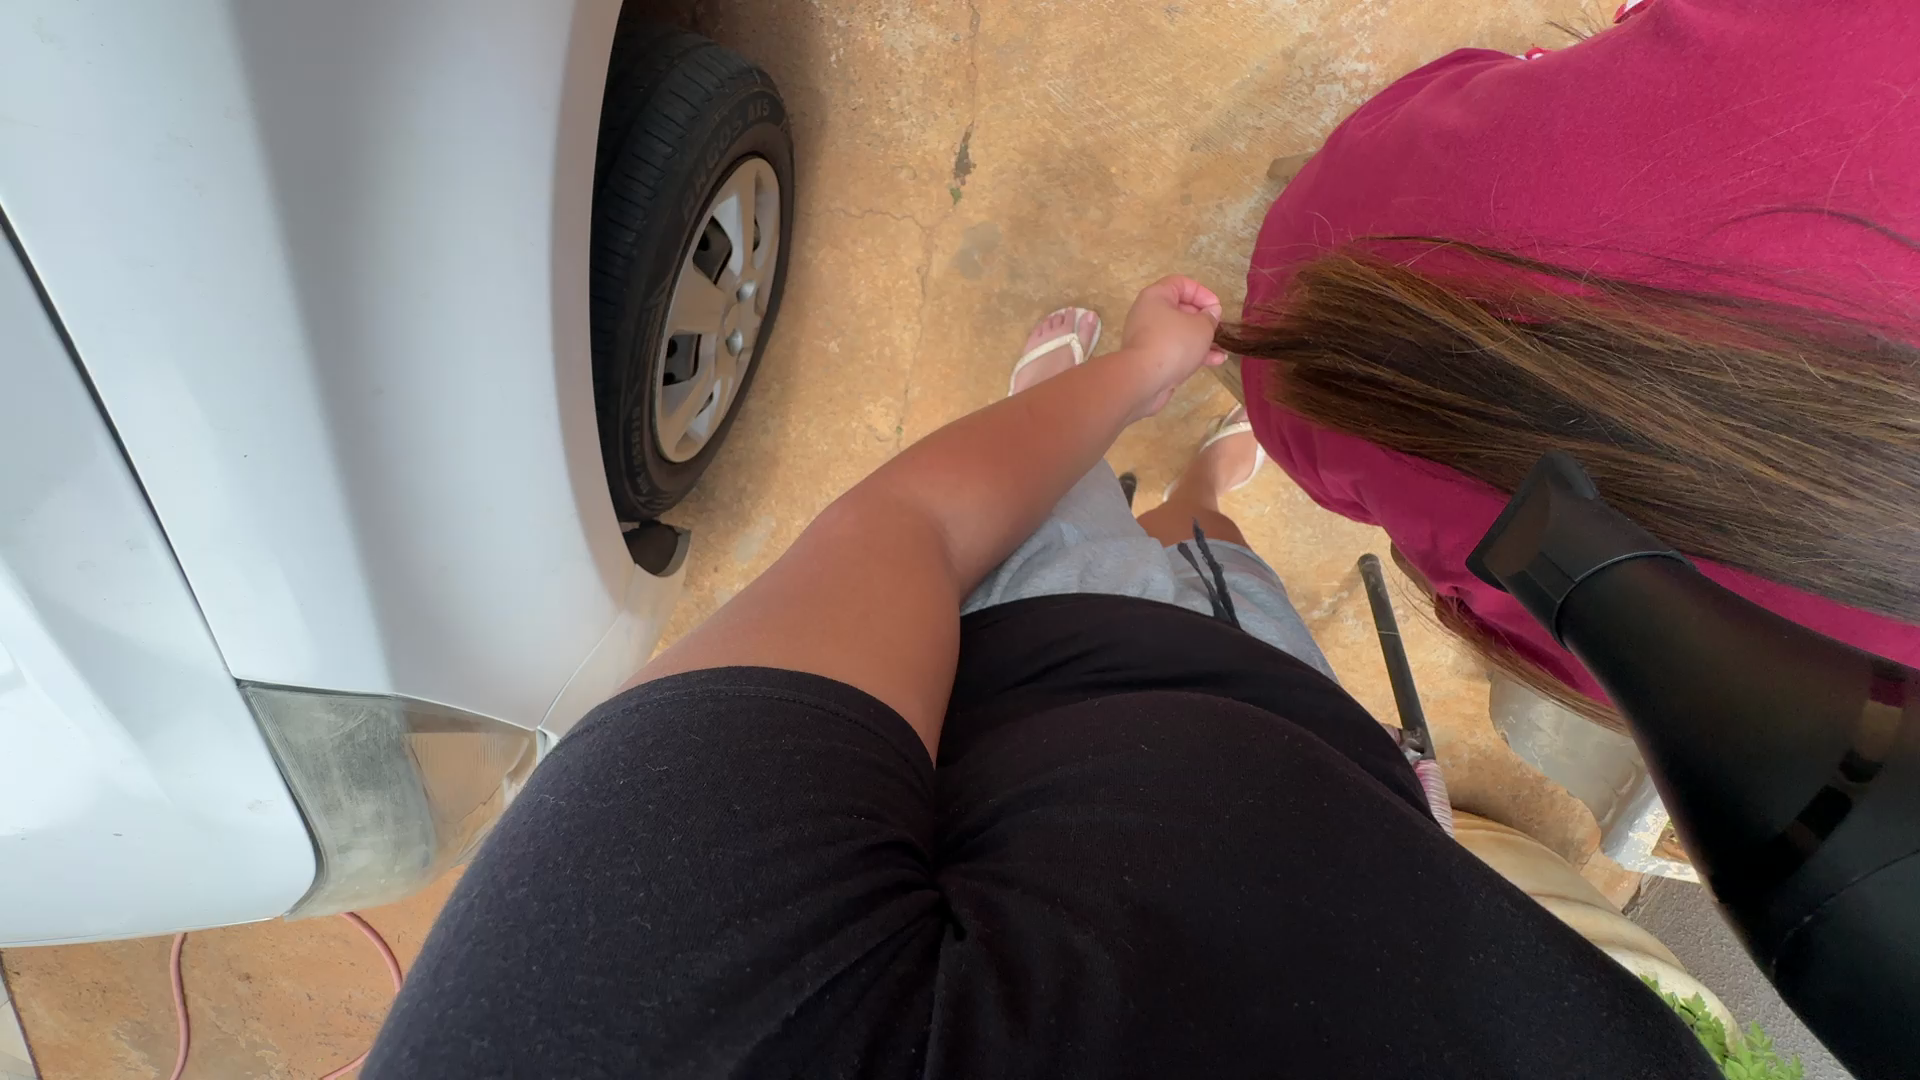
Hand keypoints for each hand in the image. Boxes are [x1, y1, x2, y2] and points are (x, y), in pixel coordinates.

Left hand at [1116, 275, 1228, 418]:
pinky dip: (1192, 354)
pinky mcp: (1149, 359)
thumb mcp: (1201, 326)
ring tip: (1220, 347)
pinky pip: (1174, 350)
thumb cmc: (1173, 344)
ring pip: (1178, 333)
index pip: (1180, 283)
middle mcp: (1147, 314)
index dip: (1202, 293)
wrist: (1143, 381)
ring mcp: (1147, 338)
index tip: (1216, 308)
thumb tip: (1211, 313)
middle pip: (1180, 309)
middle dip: (1202, 319)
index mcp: (1155, 297)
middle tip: (1217, 328)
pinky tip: (1214, 361)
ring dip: (1201, 339)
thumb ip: (1210, 317)